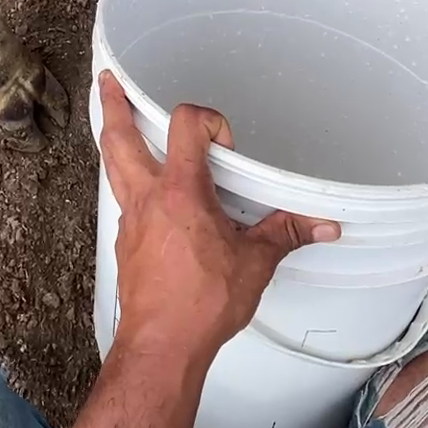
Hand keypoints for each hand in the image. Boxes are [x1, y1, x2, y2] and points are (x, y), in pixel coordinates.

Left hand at [98, 71, 339, 362]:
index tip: (225, 140)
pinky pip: (122, 198)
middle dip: (113, 105)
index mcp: (180, 191)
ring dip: (113, 138)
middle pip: (120, 137)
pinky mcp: (126, 240)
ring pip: (113, 165)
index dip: (208, 119)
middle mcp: (148, 197)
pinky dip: (126, 181)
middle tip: (108, 82)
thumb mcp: (253, 263)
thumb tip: (318, 223)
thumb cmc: (200, 305)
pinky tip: (141, 190)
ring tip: (111, 119)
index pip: (186, 126)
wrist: (161, 345)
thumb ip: (285, 233)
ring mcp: (132, 218)